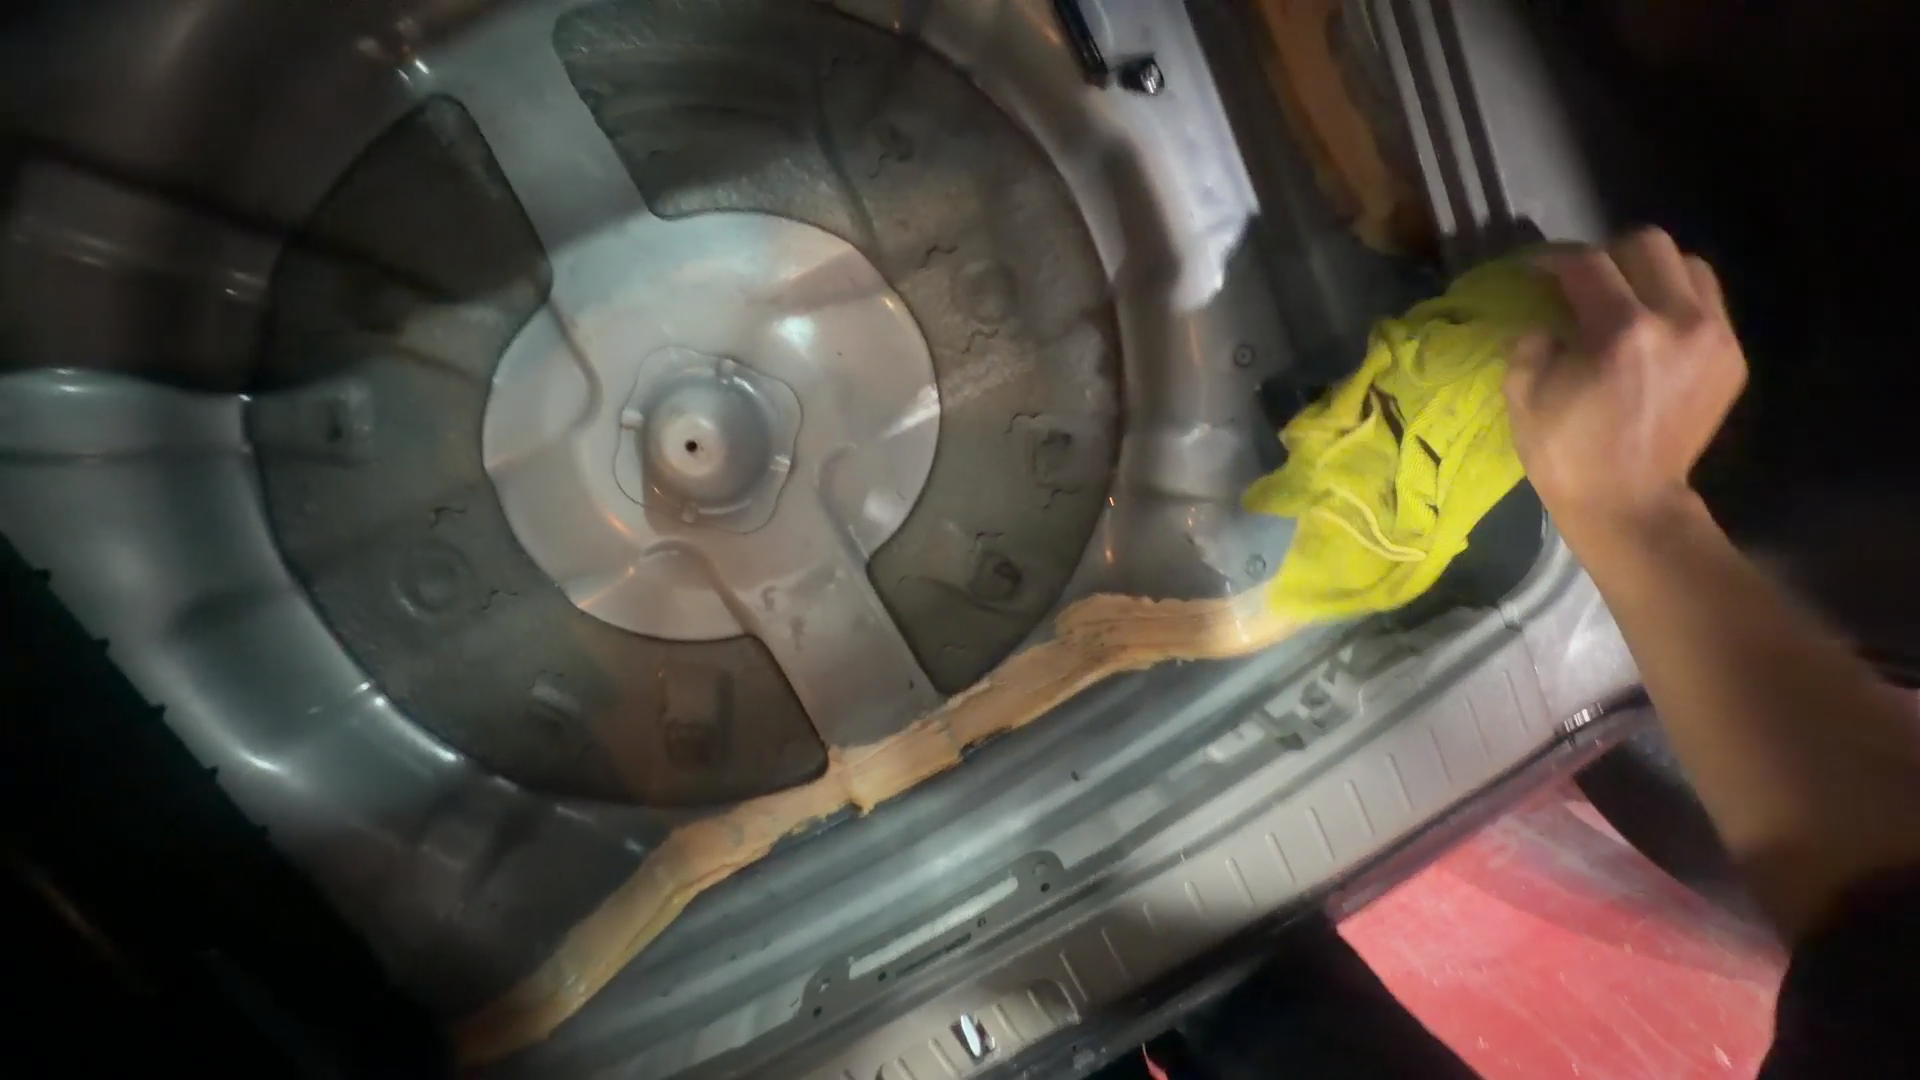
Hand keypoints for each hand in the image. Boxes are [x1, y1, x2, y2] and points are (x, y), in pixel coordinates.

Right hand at [1505, 228, 1747, 549]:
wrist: (1627, 500)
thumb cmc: (1563, 452)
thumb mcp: (1524, 396)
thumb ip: (1532, 343)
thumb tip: (1547, 320)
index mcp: (1619, 332)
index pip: (1588, 266)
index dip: (1553, 259)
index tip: (1533, 269)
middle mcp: (1677, 321)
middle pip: (1649, 246)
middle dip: (1606, 256)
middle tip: (1580, 281)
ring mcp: (1714, 336)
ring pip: (1688, 266)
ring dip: (1648, 274)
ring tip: (1621, 300)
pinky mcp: (1731, 356)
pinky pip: (1706, 303)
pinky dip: (1672, 304)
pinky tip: (1646, 334)